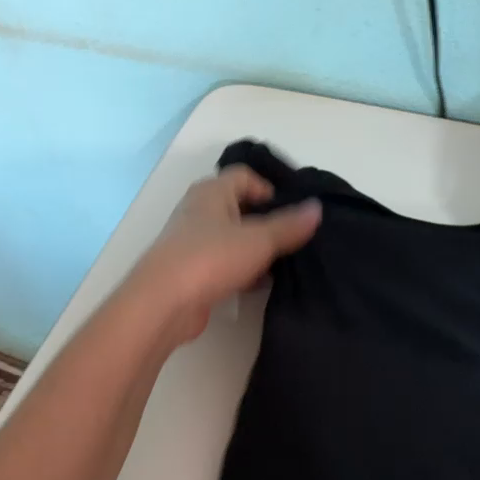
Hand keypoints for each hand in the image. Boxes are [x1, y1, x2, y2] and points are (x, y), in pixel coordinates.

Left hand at [114, 165, 321, 345]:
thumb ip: (289, 225)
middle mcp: (198, 210)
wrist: (163, 303)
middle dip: (266, 222)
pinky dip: (241, 269)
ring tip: (283, 264)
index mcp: (211, 191)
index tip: (293, 212)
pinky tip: (259, 284)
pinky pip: (223, 262)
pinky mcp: (190, 271)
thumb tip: (316, 208)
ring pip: (232, 237)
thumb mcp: (258, 240)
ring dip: (255, 249)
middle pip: (239, 207)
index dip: (270, 189)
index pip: (244, 176)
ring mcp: (192, 241)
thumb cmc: (210, 258)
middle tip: (294, 239)